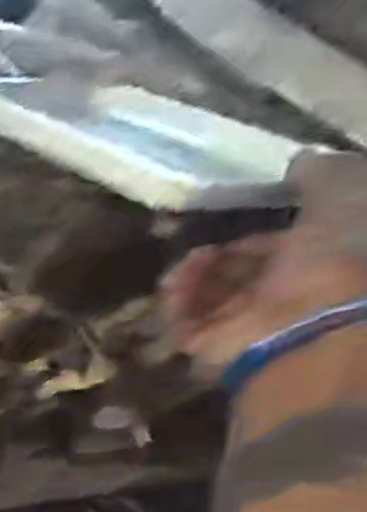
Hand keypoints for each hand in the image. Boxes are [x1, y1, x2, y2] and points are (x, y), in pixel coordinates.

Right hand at [161, 151, 366, 370]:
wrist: (307, 322)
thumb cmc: (339, 258)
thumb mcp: (346, 200)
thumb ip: (324, 176)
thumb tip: (301, 157)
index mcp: (324, 260)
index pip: (284, 241)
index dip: (260, 226)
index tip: (240, 213)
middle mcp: (284, 291)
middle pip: (237, 266)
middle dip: (218, 251)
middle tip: (204, 240)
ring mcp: (241, 319)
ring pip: (205, 289)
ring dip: (193, 270)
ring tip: (193, 260)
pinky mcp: (204, 341)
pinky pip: (181, 314)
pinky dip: (177, 295)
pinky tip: (179, 278)